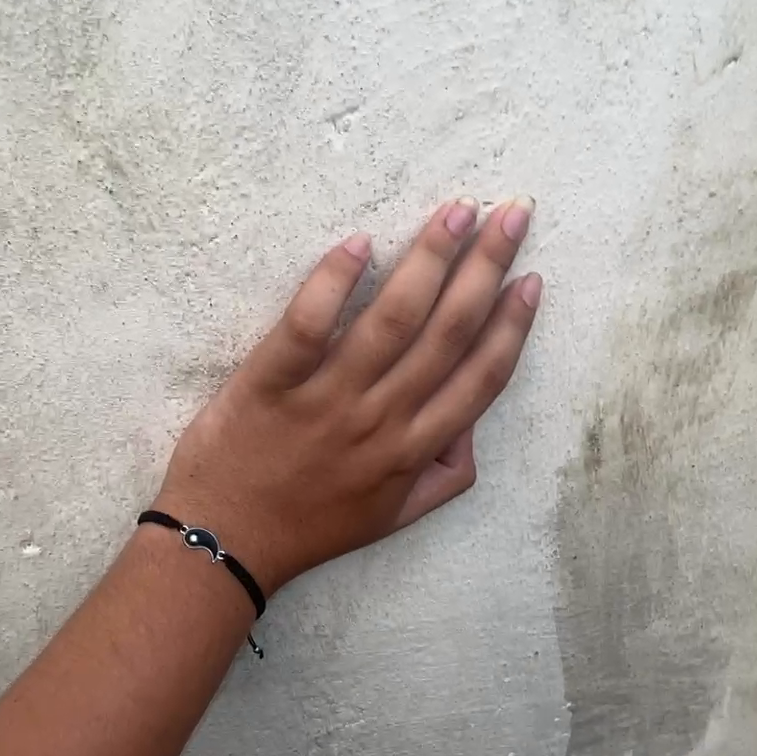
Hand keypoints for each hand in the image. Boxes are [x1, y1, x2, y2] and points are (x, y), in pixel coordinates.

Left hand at [151, 197, 542, 591]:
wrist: (225, 543)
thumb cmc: (308, 527)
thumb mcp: (393, 518)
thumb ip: (444, 477)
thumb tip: (474, 428)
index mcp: (413, 450)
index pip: (481, 378)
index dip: (512, 326)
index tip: (531, 279)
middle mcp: (380, 421)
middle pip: (447, 333)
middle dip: (487, 268)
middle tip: (512, 214)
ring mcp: (325, 401)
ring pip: (391, 321)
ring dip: (430, 258)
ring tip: (457, 211)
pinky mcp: (268, 385)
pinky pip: (307, 327)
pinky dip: (333, 283)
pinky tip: (360, 242)